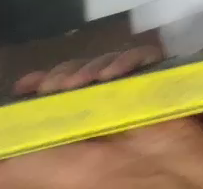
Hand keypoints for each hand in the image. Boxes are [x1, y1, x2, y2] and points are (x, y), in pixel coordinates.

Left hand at [1, 50, 202, 188]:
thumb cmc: (74, 173)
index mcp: (58, 123)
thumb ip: (12, 141)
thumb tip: (6, 115)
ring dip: (95, 65)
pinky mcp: (159, 79)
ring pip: (110, 61)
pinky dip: (132, 58)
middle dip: (65, 72)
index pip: (48, 89)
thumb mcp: (19, 170)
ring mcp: (127, 92)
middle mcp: (91, 106)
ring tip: (88, 81)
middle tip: (59, 86)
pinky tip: (117, 73)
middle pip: (78, 70)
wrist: (140, 170)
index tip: (30, 85)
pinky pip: (148, 57)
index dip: (39, 81)